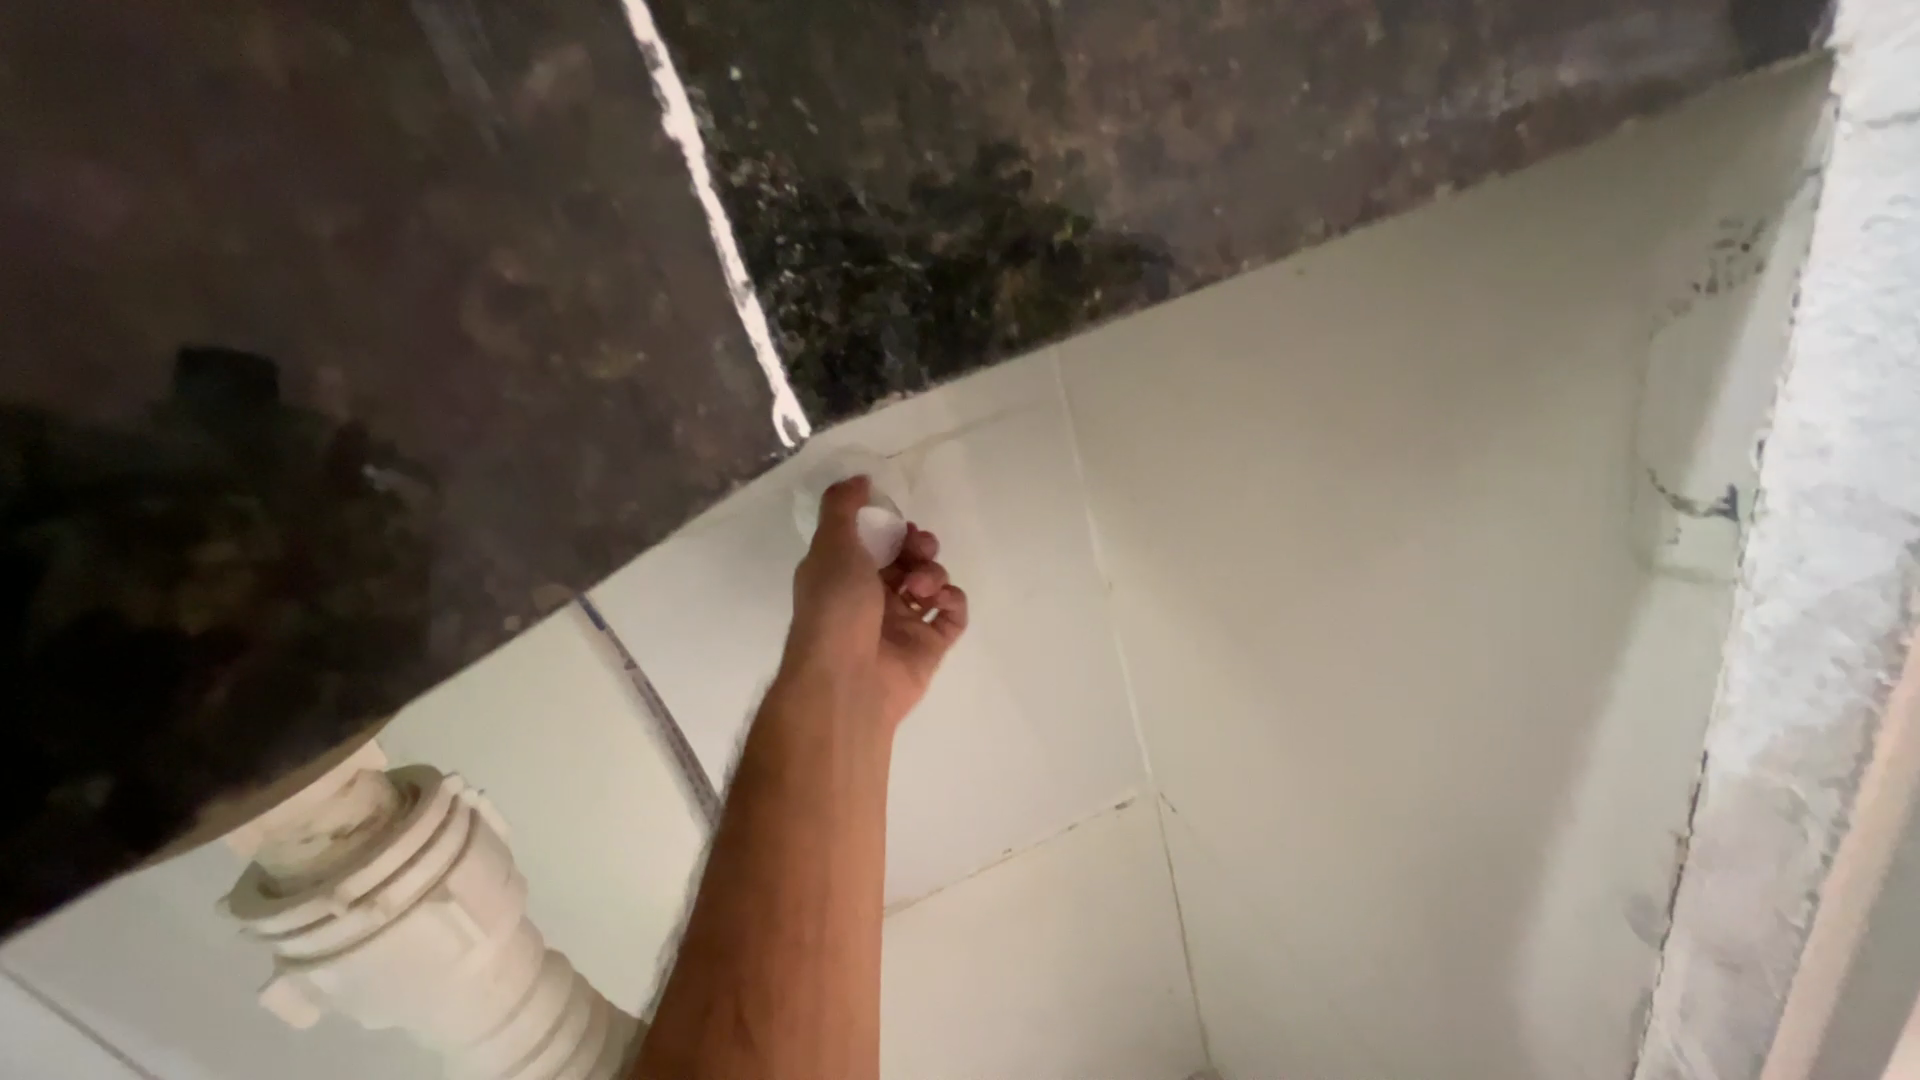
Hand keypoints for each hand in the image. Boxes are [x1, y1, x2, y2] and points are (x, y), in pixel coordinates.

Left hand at [781, 475, 967, 732]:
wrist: (846, 681)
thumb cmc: (834, 608)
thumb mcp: (830, 545)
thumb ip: (842, 506)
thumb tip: (859, 479)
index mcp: (844, 574)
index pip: (877, 542)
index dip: (893, 528)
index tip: (901, 524)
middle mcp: (872, 598)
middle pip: (909, 559)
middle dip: (920, 547)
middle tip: (918, 550)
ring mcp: (902, 624)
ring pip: (933, 583)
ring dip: (934, 574)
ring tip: (921, 588)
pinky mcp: (929, 647)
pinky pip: (953, 616)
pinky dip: (953, 602)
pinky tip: (941, 602)